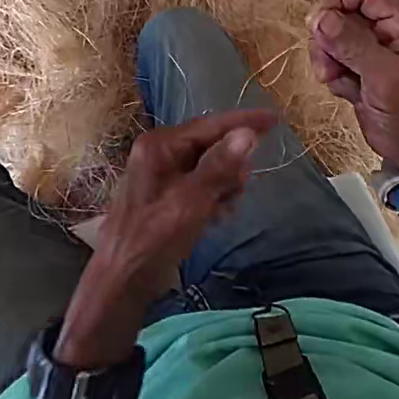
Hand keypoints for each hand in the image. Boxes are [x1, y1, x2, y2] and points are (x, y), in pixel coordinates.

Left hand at [56, 108, 276, 366]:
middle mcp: (160, 151)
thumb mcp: (191, 201)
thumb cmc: (154, 238)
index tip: (275, 119)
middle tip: (233, 194)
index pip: (210, 124)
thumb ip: (219, 167)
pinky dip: (213, 198)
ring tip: (219, 211)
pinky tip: (213, 218)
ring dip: (223, 187)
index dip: (244, 122)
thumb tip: (247, 134)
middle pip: (212, 145)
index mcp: (160, 145)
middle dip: (230, 168)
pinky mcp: (167, 193)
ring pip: (210, 167)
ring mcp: (162, 172)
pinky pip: (201, 184)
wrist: (122, 279)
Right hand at [309, 0, 398, 174]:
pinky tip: (346, 91)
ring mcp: (379, 47)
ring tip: (338, 82)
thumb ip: (354, 46)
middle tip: (329, 66)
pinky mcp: (365, 65)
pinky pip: (334, 54)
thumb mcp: (386, 81)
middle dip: (329, 37)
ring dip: (327, 57)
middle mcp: (394, 28)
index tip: (318, 27)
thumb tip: (320, 18)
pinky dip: (332, 71)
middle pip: (344, 9)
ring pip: (334, 32)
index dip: (337, 1)